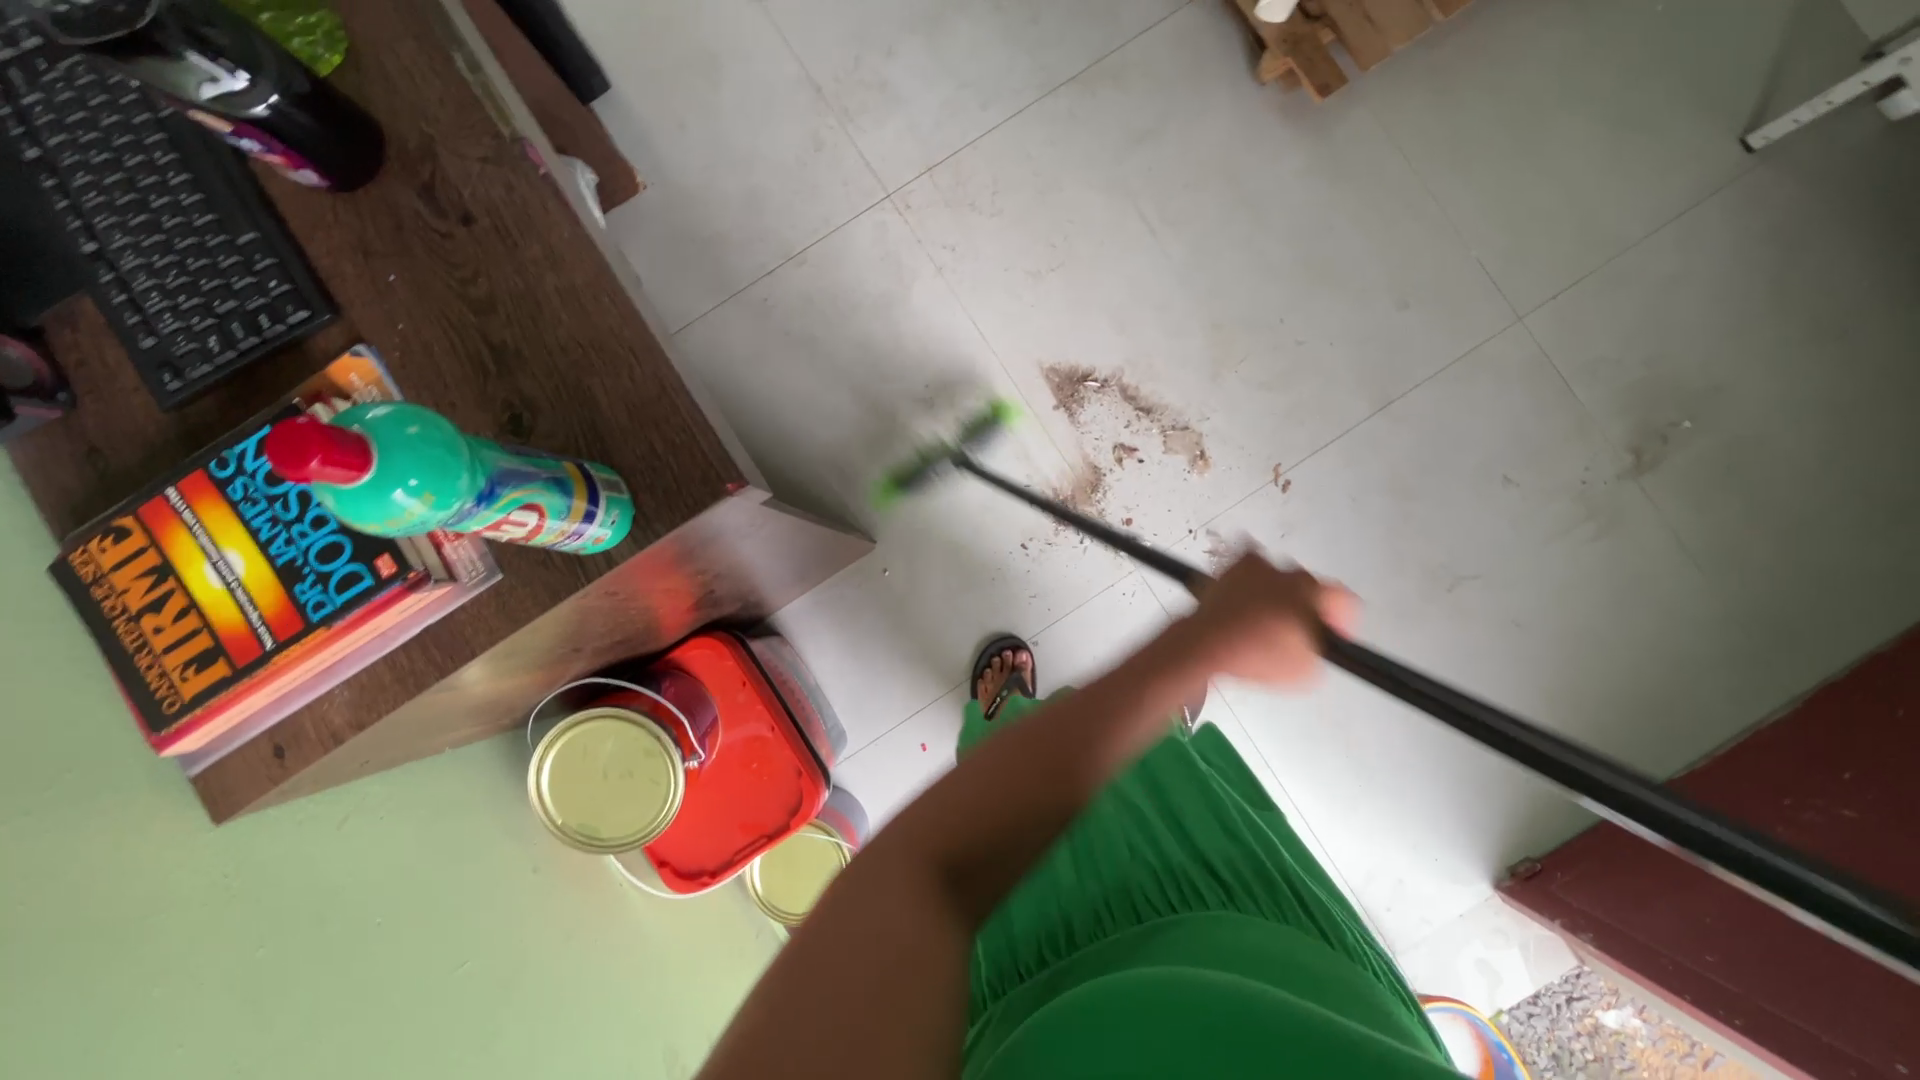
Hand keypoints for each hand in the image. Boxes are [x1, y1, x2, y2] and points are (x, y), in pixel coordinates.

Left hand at [1181, 553, 1355, 688]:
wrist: (1207, 643)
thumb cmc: (1255, 656)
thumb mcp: (1303, 670)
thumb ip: (1318, 652)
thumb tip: (1314, 648)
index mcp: (1313, 593)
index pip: (1345, 600)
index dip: (1343, 620)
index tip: (1336, 634)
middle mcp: (1288, 572)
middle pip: (1310, 588)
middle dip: (1306, 608)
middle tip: (1295, 631)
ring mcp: (1259, 566)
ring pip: (1279, 579)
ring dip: (1278, 596)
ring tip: (1265, 621)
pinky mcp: (1232, 568)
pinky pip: (1251, 572)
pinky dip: (1252, 585)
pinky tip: (1246, 606)